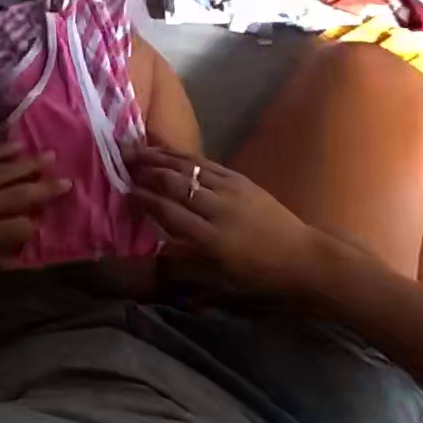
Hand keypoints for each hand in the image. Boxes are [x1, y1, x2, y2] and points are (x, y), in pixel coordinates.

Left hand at [0, 143, 71, 259]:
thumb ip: (1, 240)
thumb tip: (33, 224)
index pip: (16, 228)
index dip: (34, 223)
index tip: (48, 219)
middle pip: (16, 195)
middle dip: (44, 189)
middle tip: (67, 182)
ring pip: (3, 172)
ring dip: (30, 164)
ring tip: (51, 157)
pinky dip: (3, 151)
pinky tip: (21, 146)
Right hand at [127, 146, 327, 289]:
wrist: (301, 255)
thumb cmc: (259, 273)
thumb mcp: (221, 271)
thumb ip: (187, 248)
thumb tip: (157, 227)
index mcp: (213, 238)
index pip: (169, 212)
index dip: (144, 199)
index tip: (124, 192)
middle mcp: (220, 209)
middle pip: (175, 183)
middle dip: (146, 172)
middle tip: (122, 163)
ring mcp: (231, 190)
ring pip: (188, 168)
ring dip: (159, 157)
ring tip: (136, 150)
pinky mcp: (240, 179)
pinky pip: (206, 163)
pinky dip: (183, 156)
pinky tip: (167, 151)